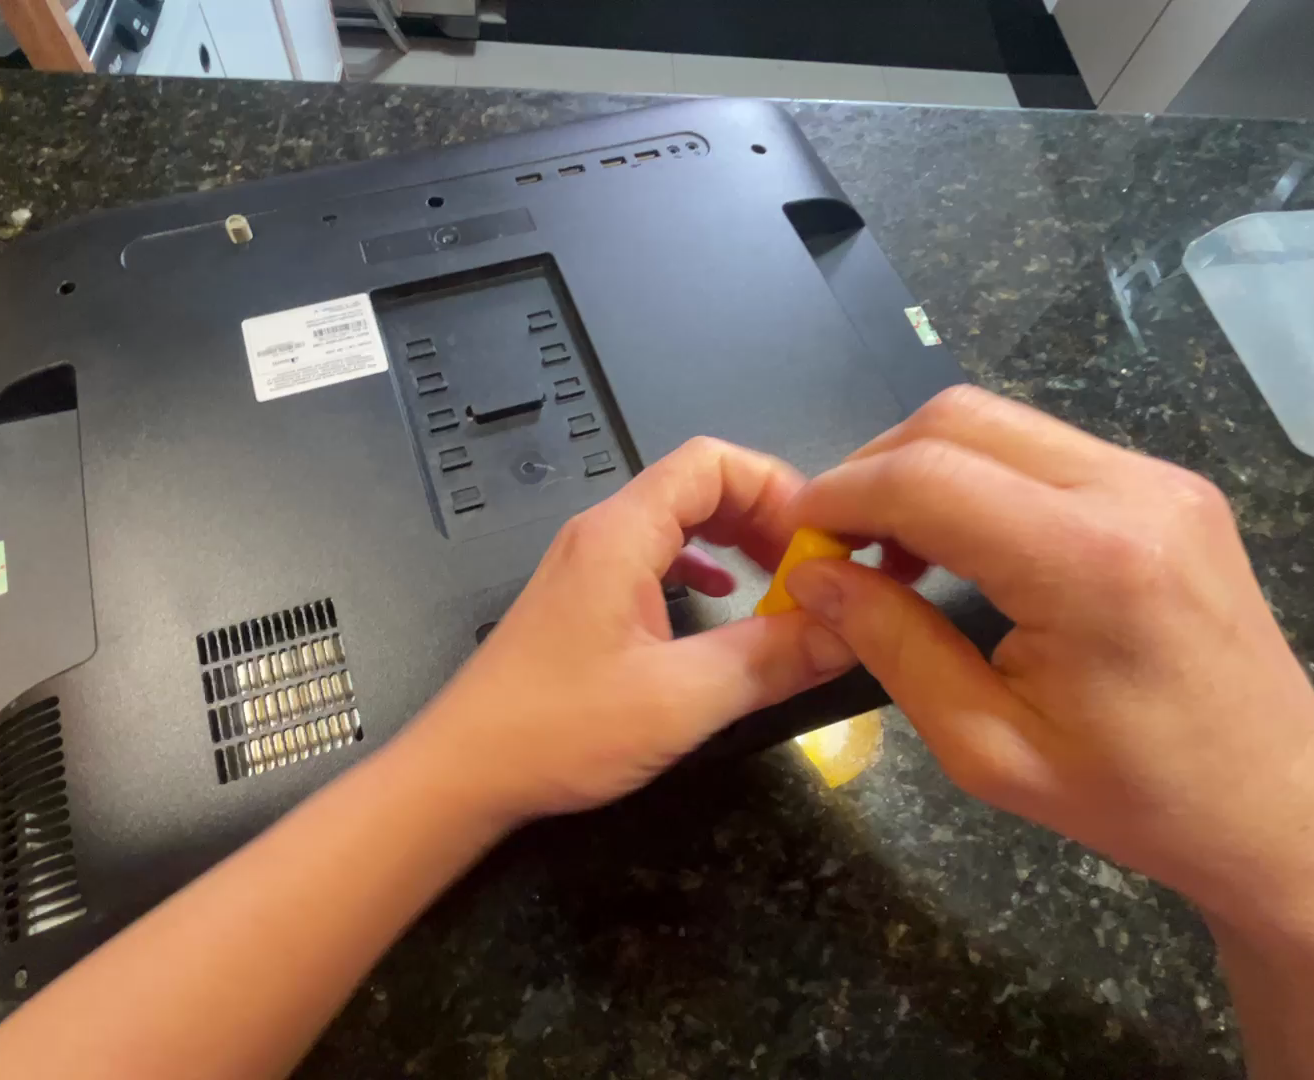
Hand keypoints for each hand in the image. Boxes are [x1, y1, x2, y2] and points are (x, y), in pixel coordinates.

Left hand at [408, 437, 858, 824]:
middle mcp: (602, 532)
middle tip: (811, 566)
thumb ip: (770, 659)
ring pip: (676, 522)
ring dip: (734, 541)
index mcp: (621, 533)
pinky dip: (699, 567)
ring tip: (782, 580)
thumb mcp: (679, 699)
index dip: (775, 487)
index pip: (711, 462)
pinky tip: (723, 598)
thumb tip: (848, 633)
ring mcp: (588, 564)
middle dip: (763, 515)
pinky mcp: (583, 598)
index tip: (819, 541)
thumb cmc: (561, 728)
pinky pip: (654, 558)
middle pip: (696, 485)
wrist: (464, 767)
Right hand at [780, 386, 1313, 928]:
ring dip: (913, 467)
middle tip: (835, 539)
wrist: (1281, 814)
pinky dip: (963, 474)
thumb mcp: (980, 744)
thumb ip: (888, 643)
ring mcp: (1156, 477)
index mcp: (1087, 564)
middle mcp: (1130, 491)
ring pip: (989, 420)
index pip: (923, 478)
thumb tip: (812, 574)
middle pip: (953, 420)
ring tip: (885, 543)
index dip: (838, 495)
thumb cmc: (1129, 798)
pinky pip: (1030, 446)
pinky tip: (948, 537)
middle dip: (868, 468)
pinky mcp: (1161, 485)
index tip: (795, 535)